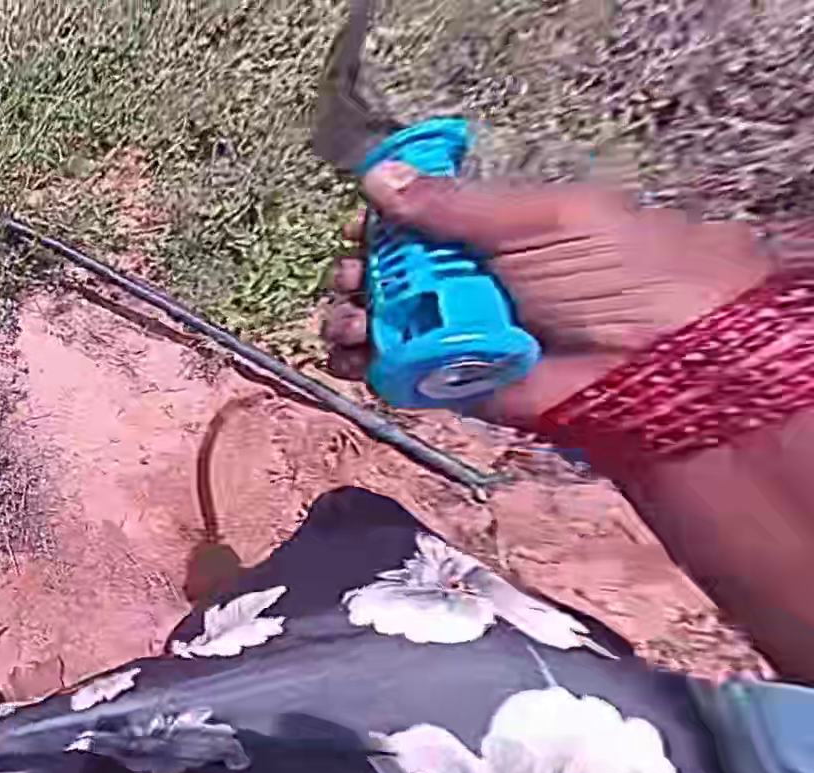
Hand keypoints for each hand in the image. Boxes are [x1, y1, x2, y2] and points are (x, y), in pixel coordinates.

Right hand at [319, 162, 773, 429]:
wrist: (647, 365)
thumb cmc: (617, 277)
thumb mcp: (542, 223)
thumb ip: (454, 206)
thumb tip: (380, 176)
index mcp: (481, 238)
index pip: (410, 226)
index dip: (377, 225)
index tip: (360, 228)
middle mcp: (450, 284)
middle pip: (374, 275)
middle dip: (352, 275)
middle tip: (355, 279)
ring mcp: (433, 332)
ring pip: (362, 320)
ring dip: (345, 318)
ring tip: (356, 324)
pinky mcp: (421, 377)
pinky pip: (367, 367)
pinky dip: (349, 361)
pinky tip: (353, 354)